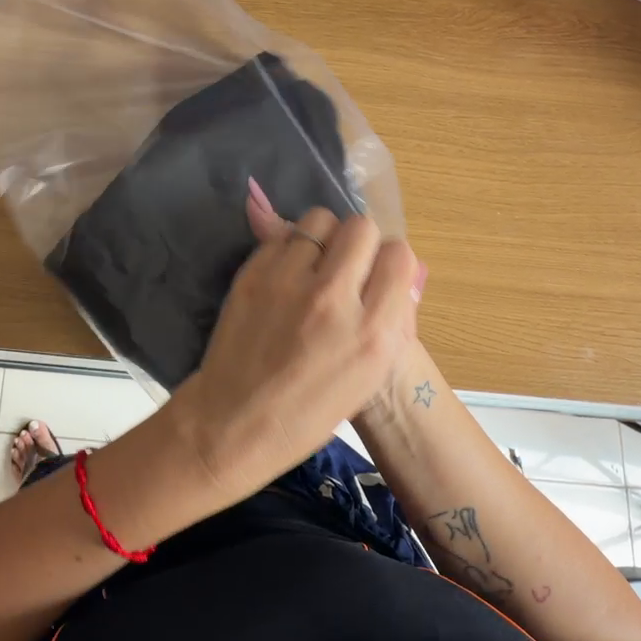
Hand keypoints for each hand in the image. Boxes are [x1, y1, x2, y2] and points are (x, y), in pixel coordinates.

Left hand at [245, 182, 428, 418]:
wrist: (235, 421)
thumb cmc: (310, 411)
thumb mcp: (370, 375)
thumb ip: (393, 318)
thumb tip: (405, 271)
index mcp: (374, 331)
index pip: (400, 255)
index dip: (390, 263)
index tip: (377, 276)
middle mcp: (334, 298)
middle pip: (361, 227)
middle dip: (358, 242)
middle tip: (345, 266)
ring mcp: (288, 281)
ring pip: (319, 220)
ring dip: (322, 236)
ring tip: (314, 265)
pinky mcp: (252, 274)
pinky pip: (282, 236)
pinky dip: (288, 248)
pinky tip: (285, 275)